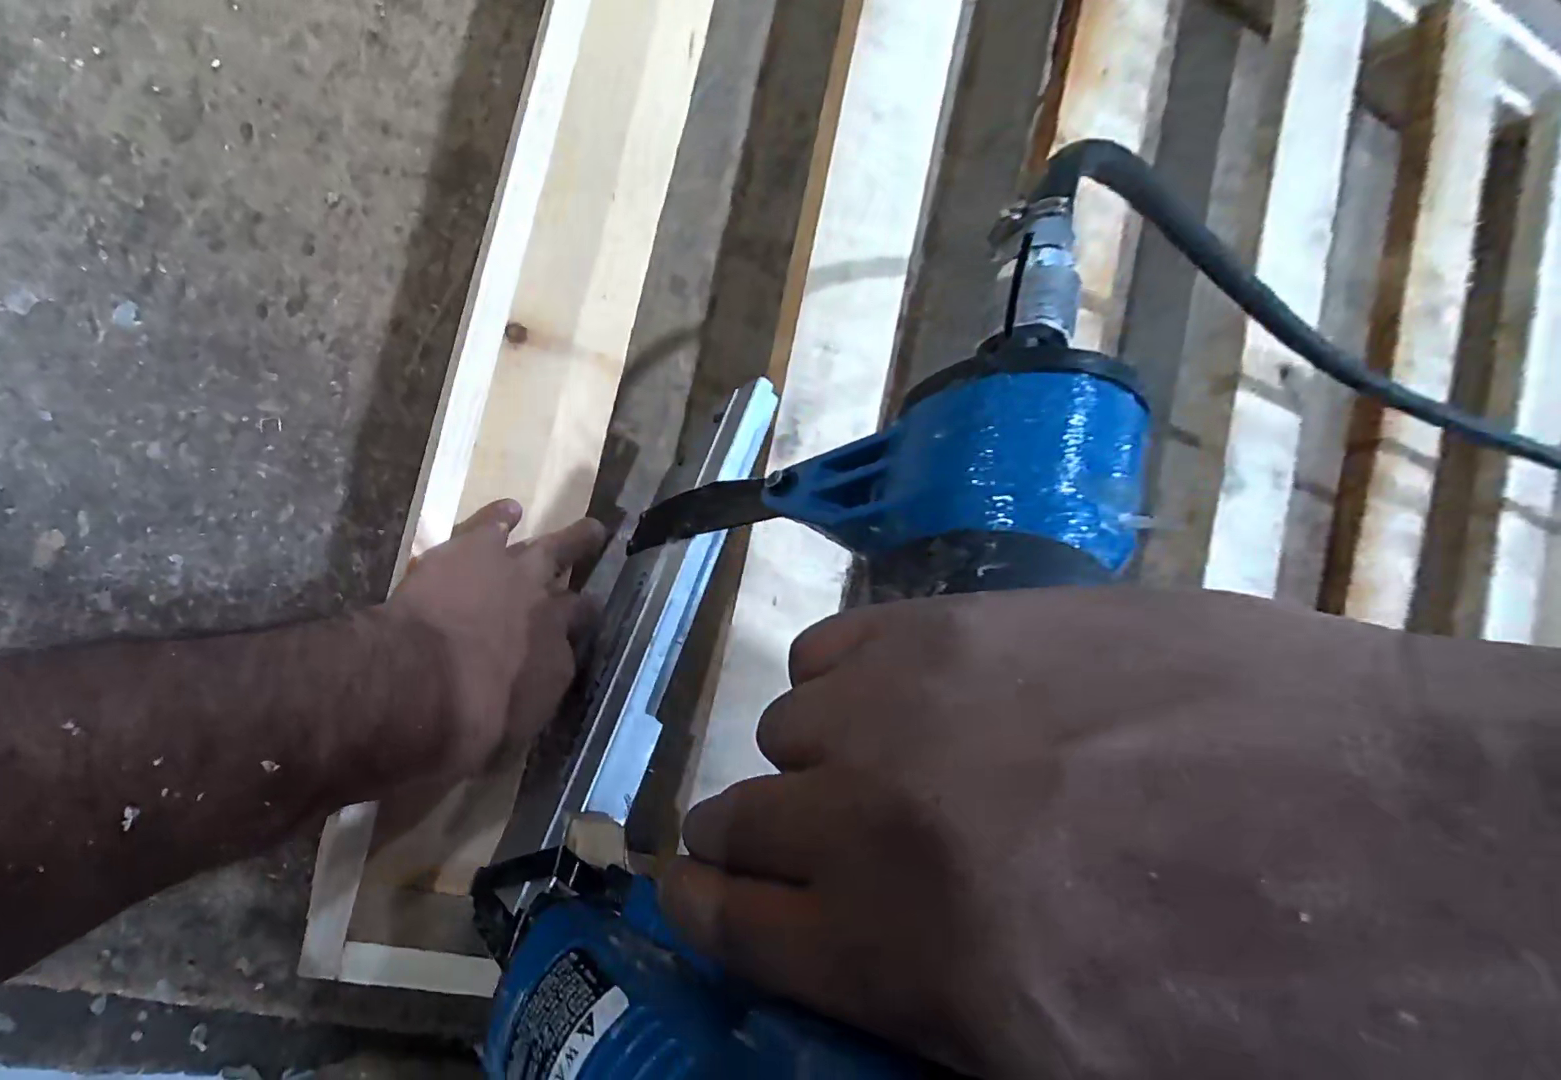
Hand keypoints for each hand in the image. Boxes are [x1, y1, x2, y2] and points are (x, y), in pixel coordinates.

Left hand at [384, 499, 604, 779]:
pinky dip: (502, 516)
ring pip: (553, 549)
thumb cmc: (458, 730)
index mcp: (555, 665)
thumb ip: (516, 711)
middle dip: (586, 591)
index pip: (569, 648)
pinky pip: (494, 524)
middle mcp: (547, 615)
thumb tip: (515, 704)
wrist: (421, 684)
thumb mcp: (501, 737)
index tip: (565, 638)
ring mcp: (516, 576)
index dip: (567, 640)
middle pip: (576, 596)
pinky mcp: (476, 550)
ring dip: (570, 541)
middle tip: (603, 578)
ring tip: (588, 530)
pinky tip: (510, 509)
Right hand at [659, 589, 1560, 1077]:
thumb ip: (917, 1008)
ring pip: (784, 729)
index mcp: (908, 953)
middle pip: (735, 821)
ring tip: (886, 770)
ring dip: (816, 763)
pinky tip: (902, 699)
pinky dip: (843, 684)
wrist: (1431, 827)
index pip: (730, 921)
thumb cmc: (1272, 996)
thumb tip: (833, 951)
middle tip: (790, 848)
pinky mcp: (945, 622)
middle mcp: (876, 817)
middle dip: (742, 843)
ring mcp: (903, 702)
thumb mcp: (1077, 1070)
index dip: (694, 906)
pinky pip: (827, 653)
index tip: (681, 889)